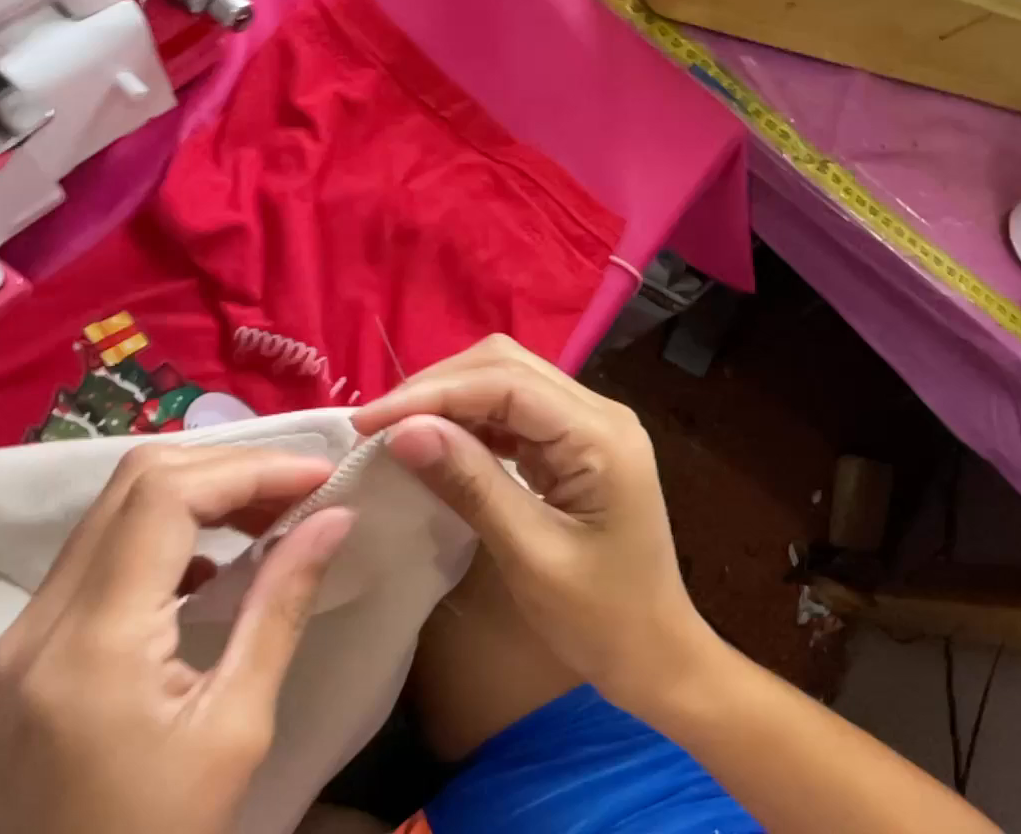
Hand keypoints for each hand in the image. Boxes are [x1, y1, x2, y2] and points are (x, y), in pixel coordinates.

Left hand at [0, 445, 355, 833]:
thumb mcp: (235, 729)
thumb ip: (279, 608)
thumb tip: (334, 519)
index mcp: (93, 642)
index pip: (165, 496)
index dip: (252, 469)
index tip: (322, 478)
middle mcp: (39, 621)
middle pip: (134, 485)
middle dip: (230, 470)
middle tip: (304, 491)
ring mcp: (21, 636)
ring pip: (113, 512)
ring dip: (200, 495)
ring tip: (275, 517)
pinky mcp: (24, 653)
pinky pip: (100, 556)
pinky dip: (166, 534)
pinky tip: (217, 568)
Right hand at [352, 335, 714, 709]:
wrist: (654, 653)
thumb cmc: (600, 617)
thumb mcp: (530, 554)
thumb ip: (471, 484)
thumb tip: (402, 431)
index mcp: (601, 434)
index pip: (507, 383)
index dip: (432, 393)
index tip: (365, 422)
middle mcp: (600, 414)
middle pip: (508, 367)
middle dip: (438, 386)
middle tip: (375, 426)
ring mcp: (590, 428)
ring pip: (509, 384)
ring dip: (450, 400)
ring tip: (394, 432)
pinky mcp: (576, 448)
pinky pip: (517, 416)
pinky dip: (472, 423)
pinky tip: (436, 444)